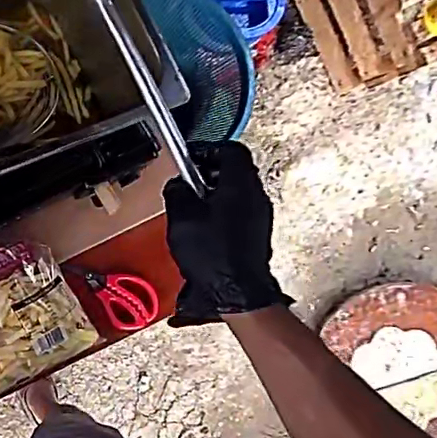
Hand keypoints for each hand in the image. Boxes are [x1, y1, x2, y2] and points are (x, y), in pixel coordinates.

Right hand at [161, 141, 290, 325]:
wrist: (234, 288)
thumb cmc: (212, 253)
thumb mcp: (182, 216)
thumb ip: (177, 192)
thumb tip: (177, 185)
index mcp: (239, 185)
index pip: (231, 150)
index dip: (208, 149)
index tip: (190, 156)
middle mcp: (255, 196)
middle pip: (236, 169)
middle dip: (209, 170)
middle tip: (188, 179)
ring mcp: (259, 215)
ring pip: (237, 190)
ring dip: (214, 190)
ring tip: (192, 202)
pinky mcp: (255, 232)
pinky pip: (238, 209)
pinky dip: (220, 208)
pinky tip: (202, 224)